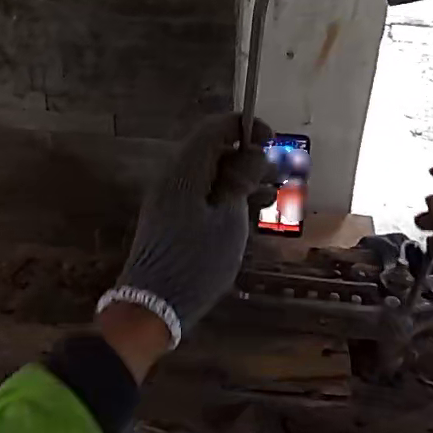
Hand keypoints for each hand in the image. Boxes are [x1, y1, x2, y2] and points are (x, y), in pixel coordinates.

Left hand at [101, 113, 272, 358]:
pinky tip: (253, 208)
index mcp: (184, 171)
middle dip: (248, 155)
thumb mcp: (229, 219)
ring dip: (242, 177)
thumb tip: (253, 152)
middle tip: (278, 171)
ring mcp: (171, 197)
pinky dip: (228, 194)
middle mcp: (174, 176)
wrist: (153, 306)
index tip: (271, 140)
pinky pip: (204, 191)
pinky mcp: (173, 215)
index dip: (245, 127)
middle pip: (214, 149)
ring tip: (273, 192)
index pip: (215, 128)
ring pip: (211, 172)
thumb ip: (241, 180)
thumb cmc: (196, 262)